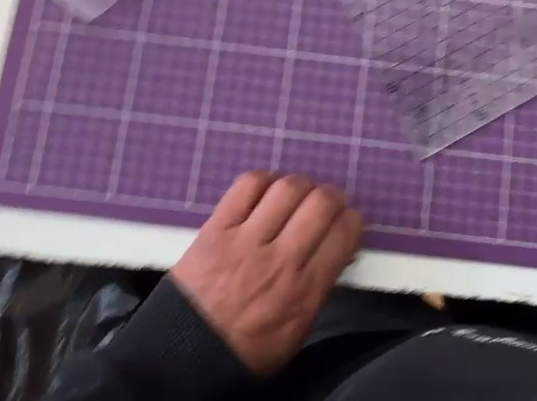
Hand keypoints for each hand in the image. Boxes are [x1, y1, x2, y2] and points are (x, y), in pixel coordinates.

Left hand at [169, 171, 363, 375]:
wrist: (183, 356)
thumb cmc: (245, 348)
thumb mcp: (296, 330)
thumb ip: (317, 286)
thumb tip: (333, 248)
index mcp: (304, 292)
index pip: (344, 234)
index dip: (352, 219)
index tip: (347, 219)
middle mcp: (280, 260)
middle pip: (320, 203)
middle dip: (333, 195)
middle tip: (328, 200)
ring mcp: (246, 240)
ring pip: (287, 188)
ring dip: (300, 184)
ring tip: (297, 193)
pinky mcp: (217, 227)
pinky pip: (248, 185)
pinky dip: (264, 179)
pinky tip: (266, 190)